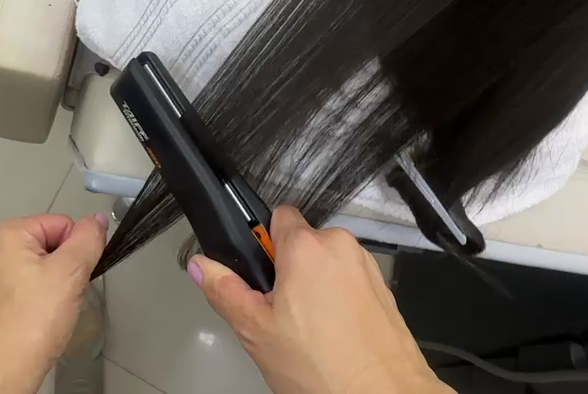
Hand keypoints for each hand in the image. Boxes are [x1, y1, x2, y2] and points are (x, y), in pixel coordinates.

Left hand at [0, 213, 107, 393]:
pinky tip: (41, 318)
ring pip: (42, 267)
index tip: (73, 278)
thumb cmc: (34, 320)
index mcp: (10, 232)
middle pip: (52, 244)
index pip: (63, 224)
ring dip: (56, 285)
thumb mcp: (71, 272)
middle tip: (63, 296)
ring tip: (52, 310)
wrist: (4, 373)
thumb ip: (89, 239)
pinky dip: (41, 299)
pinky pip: (29, 286)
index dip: (76, 251)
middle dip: (66, 269)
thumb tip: (97, 219)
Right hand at [191, 207, 447, 393]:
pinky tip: (336, 337)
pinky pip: (351, 282)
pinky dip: (342, 300)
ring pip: (327, 263)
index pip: (277, 216)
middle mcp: (338, 245)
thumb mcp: (258, 332)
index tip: (262, 273)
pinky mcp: (384, 289)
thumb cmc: (324, 371)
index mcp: (305, 247)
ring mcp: (365, 266)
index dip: (265, 243)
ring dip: (317, 285)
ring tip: (311, 332)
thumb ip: (226, 291)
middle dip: (290, 270)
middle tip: (283, 313)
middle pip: (303, 242)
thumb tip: (202, 266)